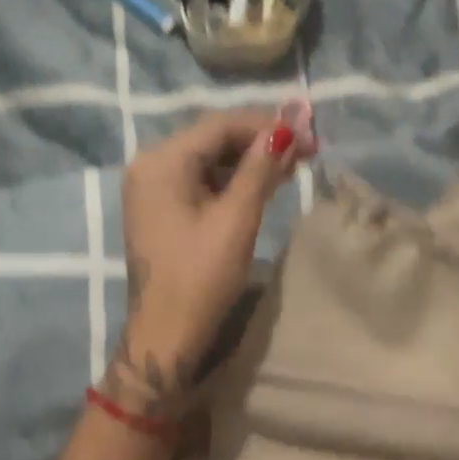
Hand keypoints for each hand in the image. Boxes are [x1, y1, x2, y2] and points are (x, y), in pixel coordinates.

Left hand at [109, 110, 306, 414]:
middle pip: (213, 139)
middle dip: (260, 142)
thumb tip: (285, 130)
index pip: (220, 125)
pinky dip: (231, 182)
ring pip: (208, 161)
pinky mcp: (159, 211)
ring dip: (249, 162)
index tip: (309, 132)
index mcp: (161, 161)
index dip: (267, 124)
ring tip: (294, 166)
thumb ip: (259, 170)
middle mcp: (149, 165)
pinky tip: (263, 185)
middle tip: (307, 149)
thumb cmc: (200, 278)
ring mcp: (151, 189)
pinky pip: (198, 183)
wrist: (165, 335)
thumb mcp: (236, 220)